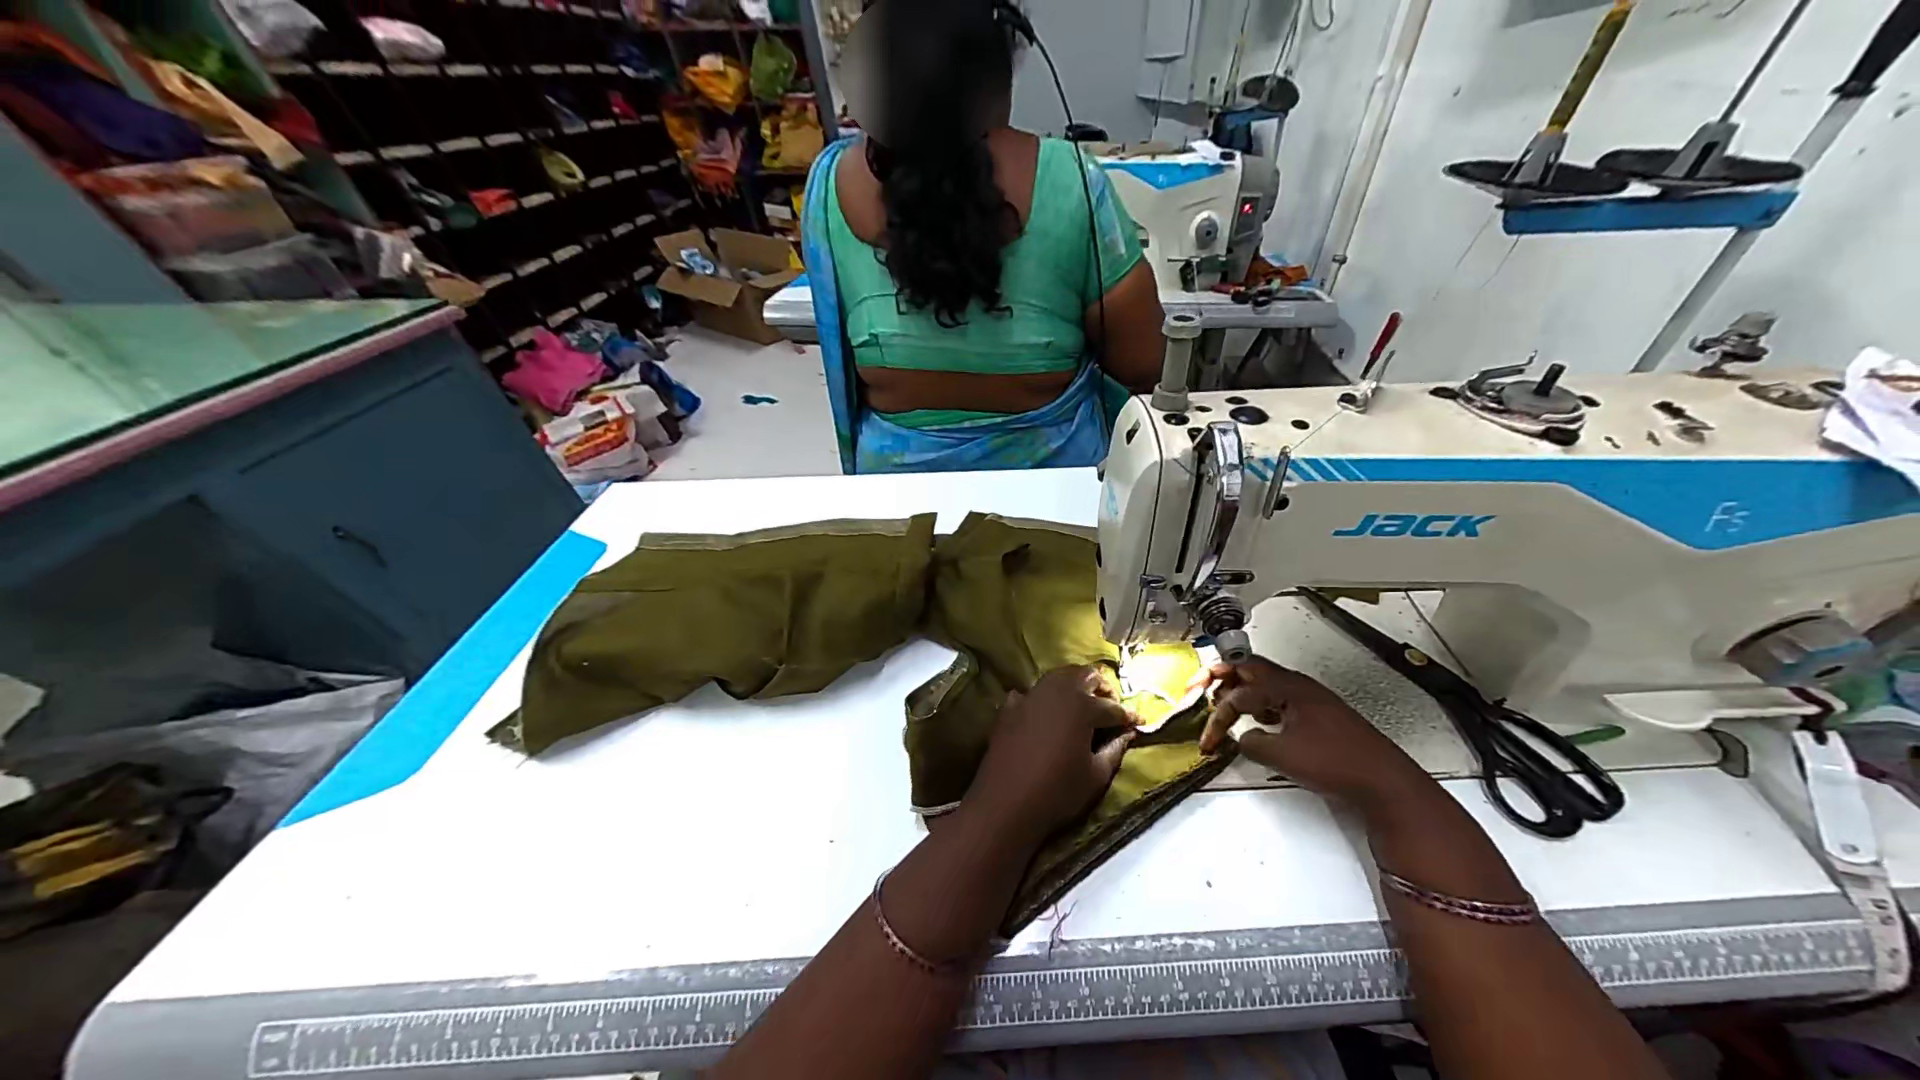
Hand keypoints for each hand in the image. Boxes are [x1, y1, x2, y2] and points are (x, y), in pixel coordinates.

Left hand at [965, 666, 1136, 841]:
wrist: (1005, 803)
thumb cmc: (1058, 791)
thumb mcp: (1096, 775)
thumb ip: (1115, 749)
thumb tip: (1128, 733)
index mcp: (1082, 706)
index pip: (1112, 707)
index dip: (1128, 716)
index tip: (1139, 721)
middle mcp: (1056, 691)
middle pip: (1084, 676)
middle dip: (1102, 688)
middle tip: (1110, 707)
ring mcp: (1030, 697)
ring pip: (1057, 677)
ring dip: (1073, 686)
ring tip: (1082, 705)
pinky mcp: (1009, 709)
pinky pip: (1030, 694)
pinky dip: (1042, 699)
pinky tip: (1045, 712)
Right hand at [1199, 656, 1424, 805]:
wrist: (1386, 783)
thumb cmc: (1337, 764)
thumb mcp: (1283, 756)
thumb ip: (1252, 744)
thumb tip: (1242, 740)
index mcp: (1288, 687)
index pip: (1239, 691)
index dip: (1218, 714)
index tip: (1208, 739)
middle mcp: (1298, 686)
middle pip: (1249, 670)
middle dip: (1220, 677)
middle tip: (1198, 688)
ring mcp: (1310, 699)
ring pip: (1264, 684)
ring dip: (1239, 692)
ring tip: (1222, 708)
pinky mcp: (1318, 716)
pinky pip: (1278, 699)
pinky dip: (1258, 706)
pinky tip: (1256, 723)